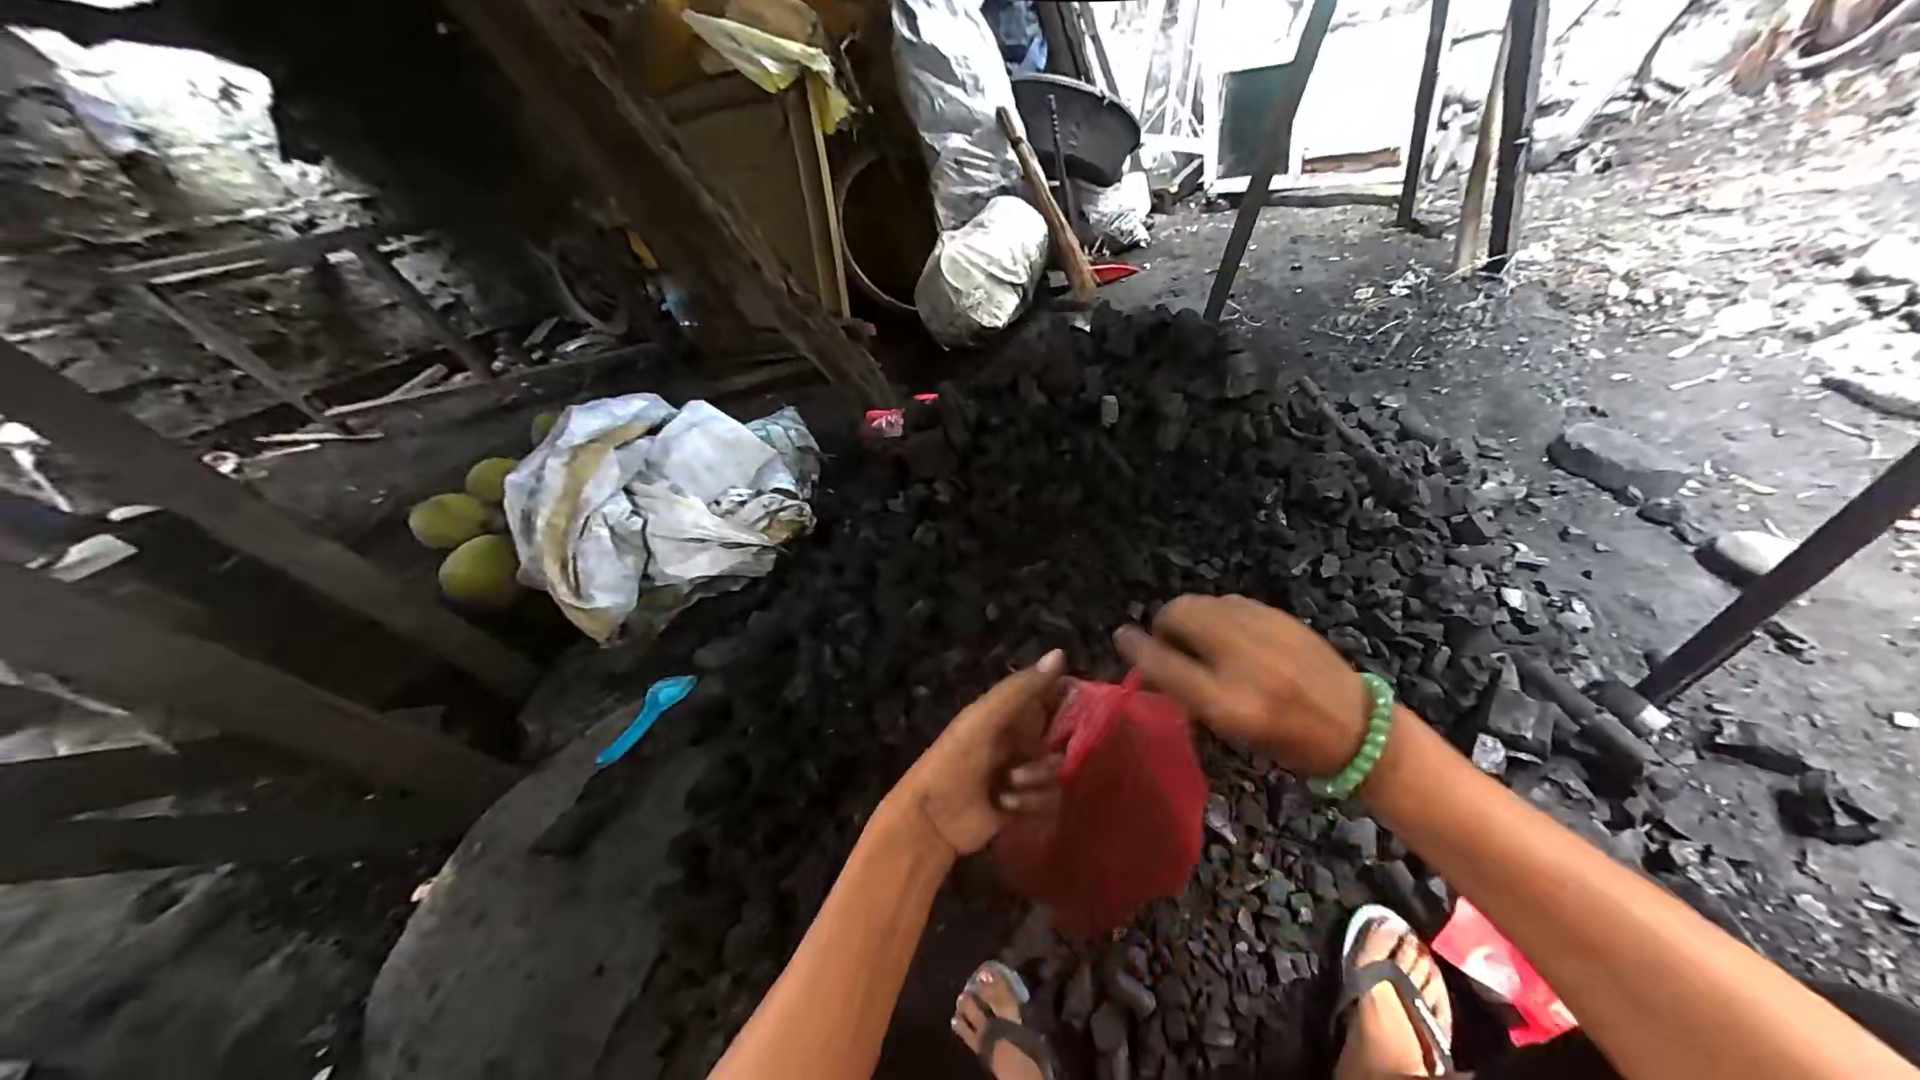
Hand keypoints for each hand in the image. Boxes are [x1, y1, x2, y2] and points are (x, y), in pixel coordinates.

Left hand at [882, 650, 1067, 859]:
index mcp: (1013, 713)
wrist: (932, 817)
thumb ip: (1021, 689)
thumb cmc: (956, 759)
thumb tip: (1060, 653)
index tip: (1077, 720)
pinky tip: (1006, 805)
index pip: (1055, 700)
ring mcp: (1026, 773)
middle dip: (1047, 759)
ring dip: (1035, 784)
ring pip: (1057, 775)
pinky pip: (1051, 802)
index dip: (1070, 707)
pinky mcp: (1027, 804)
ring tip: (1007, 787)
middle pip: (1063, 744)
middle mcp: (1024, 740)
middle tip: (1025, 764)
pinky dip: (1031, 805)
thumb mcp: (986, 718)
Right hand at [1114, 594, 1366, 775]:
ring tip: (1198, 638)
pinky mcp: (1279, 616)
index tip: (1121, 638)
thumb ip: (1189, 692)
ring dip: (1188, 616)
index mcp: (1226, 702)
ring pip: (1202, 602)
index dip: (1135, 648)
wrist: (1359, 728)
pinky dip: (1216, 613)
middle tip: (1169, 643)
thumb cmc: (1289, 743)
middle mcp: (1241, 659)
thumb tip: (1153, 663)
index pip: (1162, 664)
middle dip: (1163, 624)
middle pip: (1178, 615)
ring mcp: (1262, 631)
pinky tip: (1228, 633)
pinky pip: (1229, 601)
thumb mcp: (1231, 729)